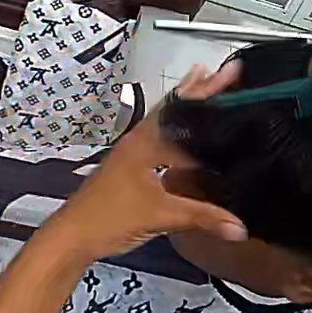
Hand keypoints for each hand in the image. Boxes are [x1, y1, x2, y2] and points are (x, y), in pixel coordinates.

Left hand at [30, 64, 246, 261]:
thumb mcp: (161, 215)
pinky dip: (179, 134)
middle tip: (222, 74)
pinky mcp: (131, 169)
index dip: (208, 93)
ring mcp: (133, 154)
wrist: (72, 238)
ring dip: (187, 110)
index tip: (228, 74)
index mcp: (144, 143)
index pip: (184, 111)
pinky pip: (161, 142)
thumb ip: (203, 218)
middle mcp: (138, 142)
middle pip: (174, 109)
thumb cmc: (107, 218)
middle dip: (199, 91)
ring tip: (207, 93)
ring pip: (166, 124)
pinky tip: (189, 140)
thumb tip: (240, 227)